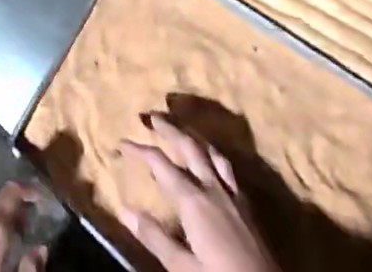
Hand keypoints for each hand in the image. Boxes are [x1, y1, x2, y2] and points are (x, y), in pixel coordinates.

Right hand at [118, 115, 275, 271]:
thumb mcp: (183, 268)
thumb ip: (154, 237)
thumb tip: (124, 210)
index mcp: (193, 199)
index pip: (160, 163)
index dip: (139, 150)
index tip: (122, 142)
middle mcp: (213, 189)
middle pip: (189, 147)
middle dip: (169, 128)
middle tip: (152, 115)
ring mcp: (234, 196)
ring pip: (212, 154)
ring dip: (194, 137)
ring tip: (182, 130)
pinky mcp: (248, 208)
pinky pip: (228, 170)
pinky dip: (214, 157)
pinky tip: (212, 163)